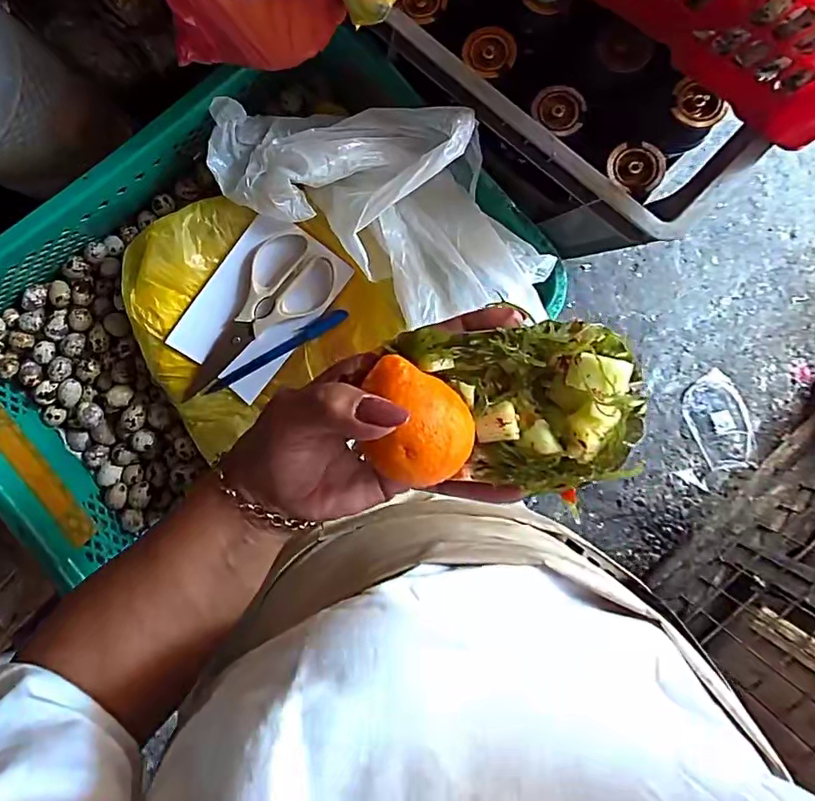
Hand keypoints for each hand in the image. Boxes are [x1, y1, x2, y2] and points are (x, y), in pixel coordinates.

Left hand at [217, 306, 530, 521]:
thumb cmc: (280, 441)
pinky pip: (447, 476)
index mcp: (374, 372)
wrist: (269, 493)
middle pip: (454, 383)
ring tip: (545, 436)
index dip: (465, 330)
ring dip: (499, 433)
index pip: (424, 344)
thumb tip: (395, 414)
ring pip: (460, 430)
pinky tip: (513, 489)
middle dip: (499, 376)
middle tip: (544, 375)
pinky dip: (478, 483)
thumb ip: (340, 407)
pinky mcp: (407, 475)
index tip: (508, 320)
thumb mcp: (300, 412)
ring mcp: (407, 438)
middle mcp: (399, 400)